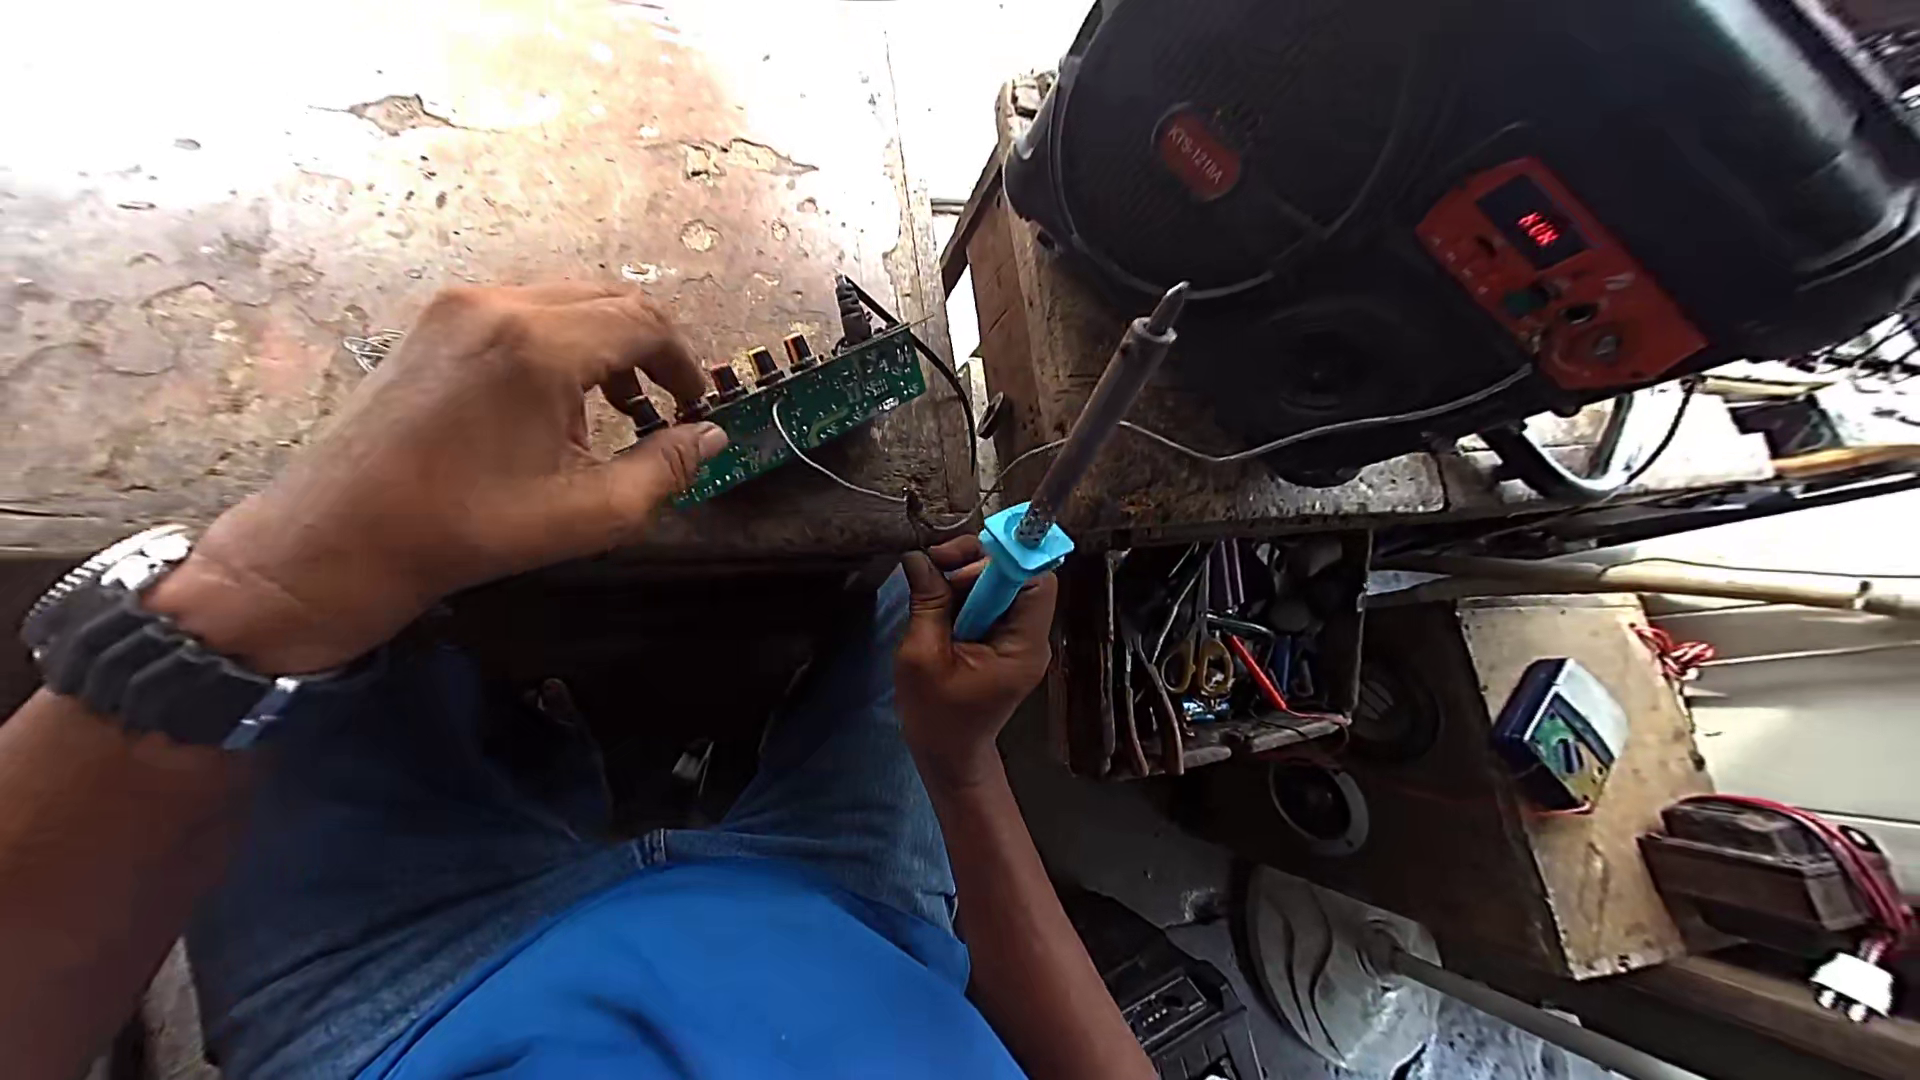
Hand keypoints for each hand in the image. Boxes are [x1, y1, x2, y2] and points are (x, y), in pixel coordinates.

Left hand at [145, 283, 725, 673]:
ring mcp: (459, 309)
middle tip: (670, 402)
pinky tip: (567, 400)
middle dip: (655, 350)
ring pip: (571, 302)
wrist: (341, 538)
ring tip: (623, 406)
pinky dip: (570, 344)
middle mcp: (498, 307)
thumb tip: (712, 437)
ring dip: (614, 346)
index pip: (644, 324)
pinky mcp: (437, 324)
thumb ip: (669, 468)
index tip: (696, 405)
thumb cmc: (476, 527)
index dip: (684, 364)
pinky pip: (530, 313)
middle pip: (612, 300)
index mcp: (538, 346)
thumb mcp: (597, 510)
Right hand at [895, 536, 1058, 789]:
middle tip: (934, 565)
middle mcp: (1030, 637)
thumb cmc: (936, 717)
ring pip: (1000, 584)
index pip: (1036, 582)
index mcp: (1022, 646)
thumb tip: (919, 557)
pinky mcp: (1003, 639)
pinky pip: (990, 601)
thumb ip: (927, 603)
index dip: (1002, 561)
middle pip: (1018, 576)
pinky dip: (964, 593)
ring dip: (965, 577)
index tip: (957, 561)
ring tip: (930, 586)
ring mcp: (1018, 638)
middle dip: (975, 563)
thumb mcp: (921, 657)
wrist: (948, 754)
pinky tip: (939, 602)